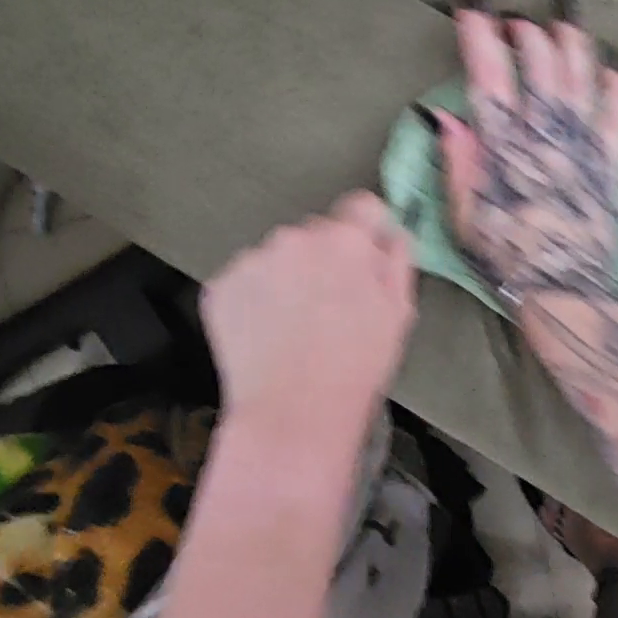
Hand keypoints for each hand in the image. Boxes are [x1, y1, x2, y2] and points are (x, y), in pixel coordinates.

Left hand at [199, 191, 416, 413]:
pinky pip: (245, 280)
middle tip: (331, 303)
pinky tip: (268, 333)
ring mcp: (251, 260)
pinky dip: (256, 299)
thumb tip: (393, 235)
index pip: (362, 206)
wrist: (293, 411)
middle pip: (316, 232)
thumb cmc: (357, 365)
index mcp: (345, 240)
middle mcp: (294, 237)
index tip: (367, 256)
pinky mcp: (219, 286)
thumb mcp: (399, 313)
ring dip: (288, 276)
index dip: (369, 229)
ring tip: (296, 324)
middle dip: (325, 257)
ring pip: (277, 256)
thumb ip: (398, 262)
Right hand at [434, 0, 617, 299]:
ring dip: (573, 44)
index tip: (472, 8)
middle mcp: (546, 136)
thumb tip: (446, 116)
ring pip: (582, 77)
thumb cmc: (507, 258)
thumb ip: (459, 164)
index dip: (480, 36)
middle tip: (518, 21)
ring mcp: (584, 145)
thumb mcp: (466, 217)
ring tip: (565, 23)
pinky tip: (614, 69)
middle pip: (541, 64)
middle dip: (528, 33)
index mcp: (503, 147)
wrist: (564, 291)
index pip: (490, 76)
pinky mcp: (614, 162)